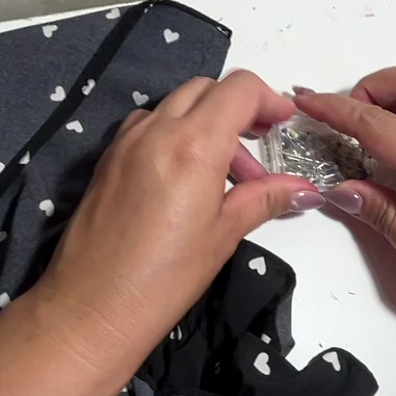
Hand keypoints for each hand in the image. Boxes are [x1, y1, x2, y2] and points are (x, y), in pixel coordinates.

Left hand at [35, 71, 321, 367]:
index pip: (237, 89)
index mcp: (192, 144)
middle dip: (237, 107)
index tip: (282, 122)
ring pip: (174, 104)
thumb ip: (264, 198)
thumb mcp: (224, 235)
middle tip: (258, 145)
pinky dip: (173, 132)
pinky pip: (148, 123)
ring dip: (205, 120)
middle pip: (206, 88)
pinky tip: (183, 176)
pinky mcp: (107, 156)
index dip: (267, 99)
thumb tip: (304, 188)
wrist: (91, 307)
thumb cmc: (164, 277)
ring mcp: (126, 140)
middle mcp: (156, 129)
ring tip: (223, 173)